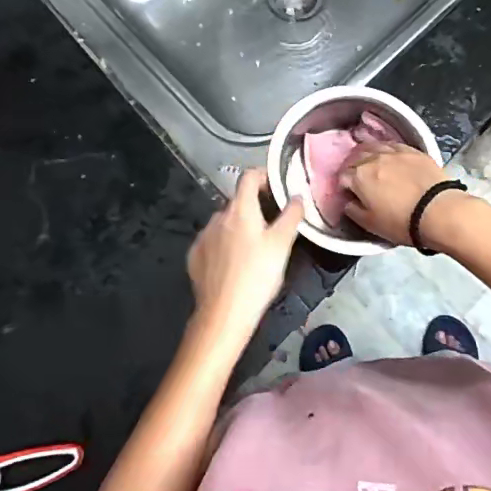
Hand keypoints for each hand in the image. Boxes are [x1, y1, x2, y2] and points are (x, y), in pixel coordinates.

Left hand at [187, 169, 303, 334]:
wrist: (223, 314)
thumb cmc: (257, 276)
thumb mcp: (282, 244)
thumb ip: (292, 215)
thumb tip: (296, 196)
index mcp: (240, 209)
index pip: (249, 177)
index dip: (263, 176)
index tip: (276, 187)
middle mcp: (217, 216)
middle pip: (238, 201)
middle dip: (255, 207)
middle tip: (273, 225)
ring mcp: (203, 236)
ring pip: (225, 222)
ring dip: (239, 226)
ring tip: (255, 248)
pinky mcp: (194, 256)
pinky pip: (213, 241)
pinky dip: (225, 244)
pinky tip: (235, 263)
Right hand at [339, 142, 448, 245]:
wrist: (438, 210)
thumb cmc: (401, 221)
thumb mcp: (370, 224)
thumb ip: (353, 210)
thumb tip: (348, 202)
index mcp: (359, 177)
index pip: (343, 176)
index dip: (343, 185)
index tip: (348, 193)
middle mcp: (373, 159)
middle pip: (356, 157)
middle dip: (353, 166)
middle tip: (356, 176)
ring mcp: (394, 152)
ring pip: (374, 146)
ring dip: (368, 153)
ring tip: (369, 161)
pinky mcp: (413, 150)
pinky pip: (393, 145)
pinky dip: (387, 149)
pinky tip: (389, 154)